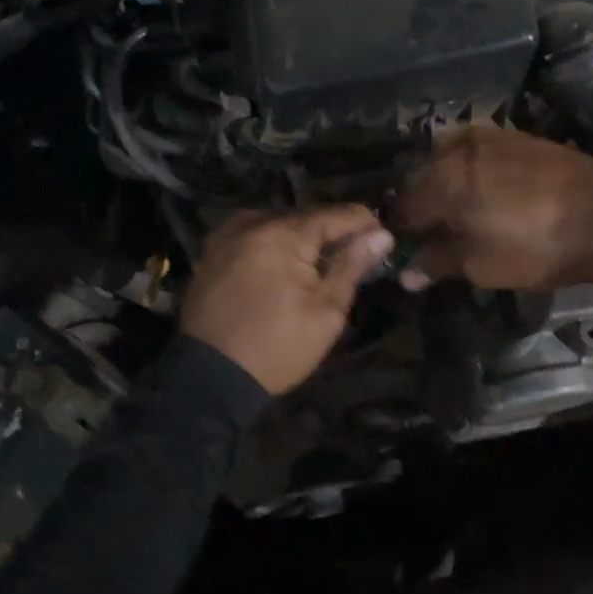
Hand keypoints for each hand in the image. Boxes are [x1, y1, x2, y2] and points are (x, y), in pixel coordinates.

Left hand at [180, 206, 393, 394]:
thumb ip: (352, 266)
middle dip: (332, 232)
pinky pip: (254, 235)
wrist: (209, 378)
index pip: (336, 214)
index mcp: (283, 234)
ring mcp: (227, 234)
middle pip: (305, 216)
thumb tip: (381, 235)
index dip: (364, 223)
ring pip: (279, 223)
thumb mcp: (326, 311)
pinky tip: (284, 266)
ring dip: (301, 238)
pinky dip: (274, 244)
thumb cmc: (277, 347)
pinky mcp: (212, 250)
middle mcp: (252, 222)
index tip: (383, 236)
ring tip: (321, 263)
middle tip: (355, 254)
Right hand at [389, 128, 592, 291]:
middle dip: (419, 203)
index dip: (399, 232)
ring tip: (457, 211)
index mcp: (442, 179)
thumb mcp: (481, 265)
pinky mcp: (516, 135)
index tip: (403, 250)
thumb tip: (405, 273)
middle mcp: (458, 149)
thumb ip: (437, 263)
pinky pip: (475, 149)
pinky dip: (468, 168)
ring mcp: (490, 136)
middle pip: (421, 176)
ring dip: (442, 181)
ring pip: (447, 157)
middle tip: (430, 233)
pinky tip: (483, 190)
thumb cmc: (537, 248)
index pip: (403, 207)